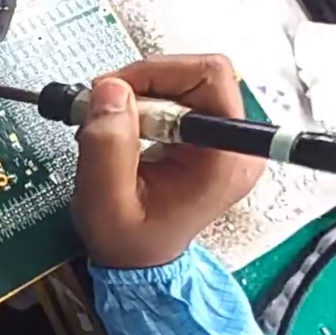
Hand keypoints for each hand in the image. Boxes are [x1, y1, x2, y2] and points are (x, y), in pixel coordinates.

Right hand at [72, 55, 263, 268]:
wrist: (135, 260)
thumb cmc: (124, 239)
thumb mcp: (105, 199)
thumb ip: (107, 145)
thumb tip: (109, 88)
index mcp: (225, 158)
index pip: (208, 77)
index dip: (153, 75)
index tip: (107, 97)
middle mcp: (235, 142)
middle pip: (197, 74)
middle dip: (141, 83)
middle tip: (100, 110)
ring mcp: (222, 138)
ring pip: (183, 81)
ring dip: (135, 94)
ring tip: (106, 125)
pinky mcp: (203, 136)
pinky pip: (175, 97)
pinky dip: (138, 103)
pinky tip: (119, 128)